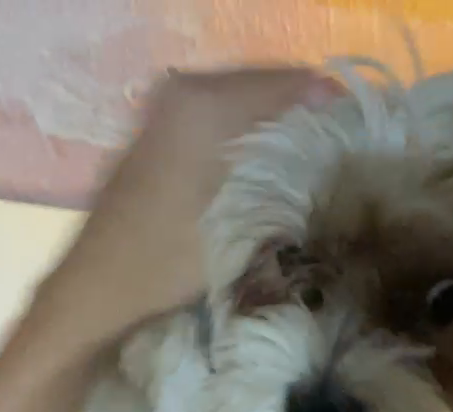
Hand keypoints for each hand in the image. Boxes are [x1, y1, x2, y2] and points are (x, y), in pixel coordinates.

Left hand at [34, 66, 338, 346]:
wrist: (99, 288)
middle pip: (262, 84)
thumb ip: (281, 173)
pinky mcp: (154, 127)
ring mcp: (163, 105)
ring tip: (304, 158)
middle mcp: (182, 89)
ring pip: (239, 99)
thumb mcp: (236, 221)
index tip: (353, 136)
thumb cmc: (166, 263)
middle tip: (333, 150)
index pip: (288, 84)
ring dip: (272, 123)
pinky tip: (260, 163)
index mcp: (203, 104)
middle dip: (300, 113)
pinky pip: (215, 114)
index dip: (325, 107)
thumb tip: (329, 150)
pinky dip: (242, 131)